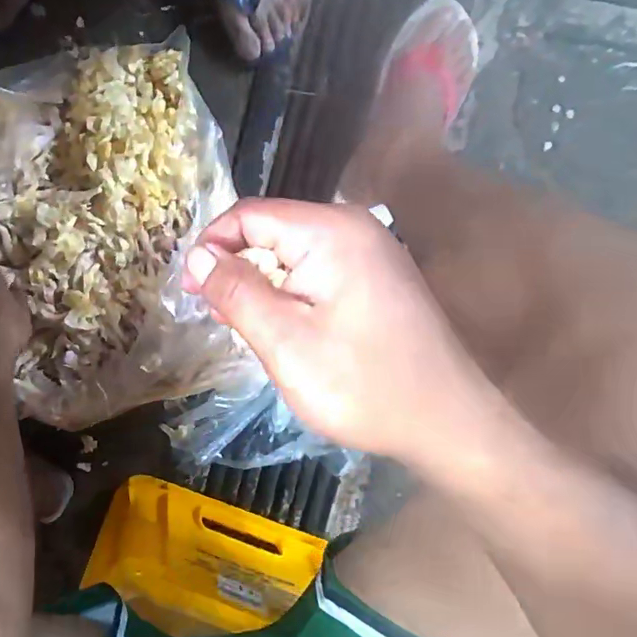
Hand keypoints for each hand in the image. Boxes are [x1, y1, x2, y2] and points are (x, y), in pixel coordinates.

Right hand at [181, 198, 502, 464]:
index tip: (189, 292)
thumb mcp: (286, 343)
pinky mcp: (380, 278)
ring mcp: (373, 252)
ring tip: (251, 331)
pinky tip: (291, 330)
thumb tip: (196, 254)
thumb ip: (237, 293)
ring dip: (266, 286)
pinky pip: (321, 272)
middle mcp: (356, 227)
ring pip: (296, 255)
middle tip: (219, 320)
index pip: (249, 214)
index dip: (211, 247)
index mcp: (331, 231)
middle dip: (238, 269)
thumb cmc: (363, 385)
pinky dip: (295, 295)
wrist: (447, 421)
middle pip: (274, 231)